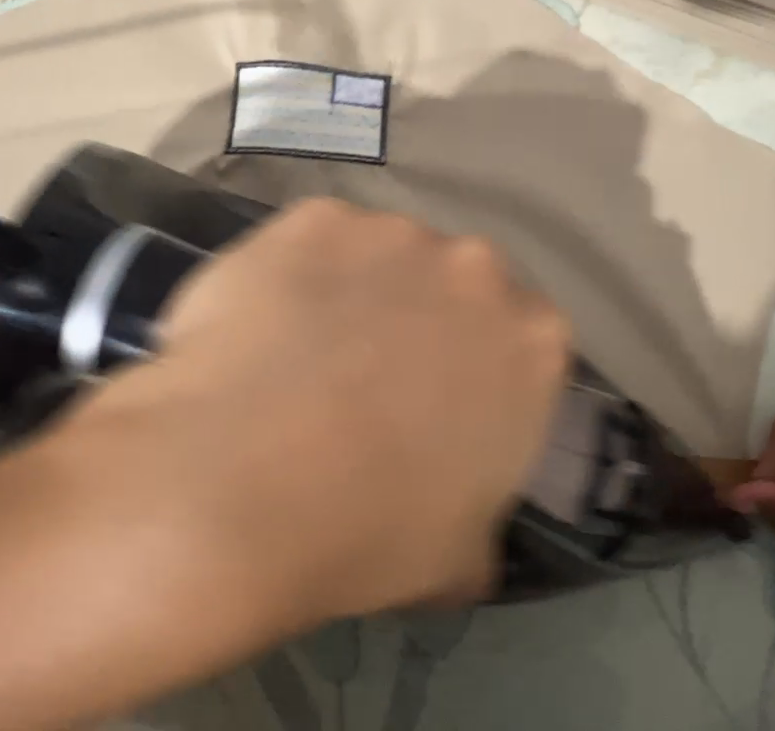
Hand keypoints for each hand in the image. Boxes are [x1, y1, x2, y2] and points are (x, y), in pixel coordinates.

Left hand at [65, 198, 571, 625]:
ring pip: (380, 258)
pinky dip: (292, 276)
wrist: (242, 484)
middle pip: (452, 287)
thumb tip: (457, 512)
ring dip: (354, 294)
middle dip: (419, 321)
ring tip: (296, 355)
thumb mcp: (460, 555)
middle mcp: (475, 267)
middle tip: (364, 378)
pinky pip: (311, 246)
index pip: (518, 342)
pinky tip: (257, 328)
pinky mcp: (313, 218)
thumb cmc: (372, 530)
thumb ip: (478, 512)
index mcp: (532, 341)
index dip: (473, 373)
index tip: (435, 405)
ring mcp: (391, 232)